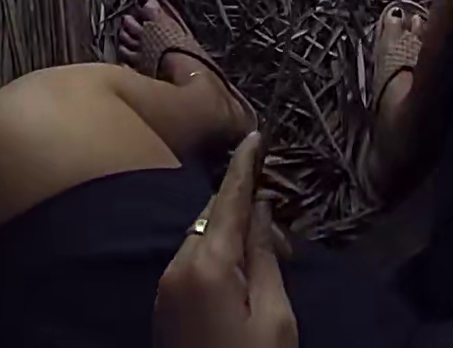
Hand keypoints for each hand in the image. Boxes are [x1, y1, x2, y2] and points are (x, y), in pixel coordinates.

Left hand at [153, 133, 296, 347]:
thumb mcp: (274, 318)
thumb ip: (266, 255)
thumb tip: (262, 211)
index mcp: (207, 264)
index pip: (230, 198)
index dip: (245, 165)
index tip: (256, 134)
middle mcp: (178, 266)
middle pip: (217, 218)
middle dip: (250, 215)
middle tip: (287, 245)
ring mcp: (167, 287)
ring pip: (205, 239)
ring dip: (236, 239)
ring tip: (270, 268)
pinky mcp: (165, 306)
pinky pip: (195, 262)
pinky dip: (220, 258)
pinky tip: (243, 281)